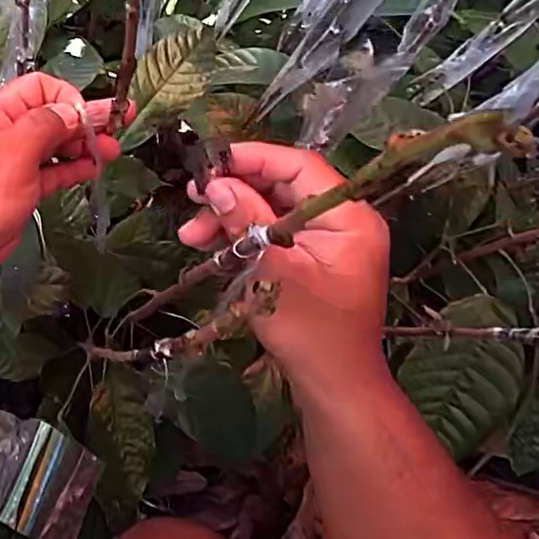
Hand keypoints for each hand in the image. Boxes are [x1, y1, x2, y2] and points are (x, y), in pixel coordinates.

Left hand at [0, 72, 127, 281]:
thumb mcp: (11, 153)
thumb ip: (44, 125)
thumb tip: (72, 111)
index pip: (39, 88)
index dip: (67, 97)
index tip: (88, 116)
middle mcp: (4, 133)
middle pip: (52, 115)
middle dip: (85, 118)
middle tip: (120, 121)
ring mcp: (13, 161)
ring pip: (55, 144)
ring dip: (84, 144)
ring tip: (113, 149)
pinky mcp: (21, 187)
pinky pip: (53, 170)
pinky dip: (74, 167)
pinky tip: (94, 167)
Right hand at [177, 143, 388, 383]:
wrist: (330, 380)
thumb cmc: (309, 328)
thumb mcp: (273, 270)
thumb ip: (246, 221)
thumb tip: (214, 184)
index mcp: (347, 217)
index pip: (298, 166)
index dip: (252, 158)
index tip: (209, 162)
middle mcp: (339, 220)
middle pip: (279, 185)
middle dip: (232, 190)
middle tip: (192, 195)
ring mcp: (322, 238)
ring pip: (267, 207)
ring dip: (227, 215)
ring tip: (190, 233)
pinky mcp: (304, 255)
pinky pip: (266, 230)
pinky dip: (236, 233)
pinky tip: (205, 243)